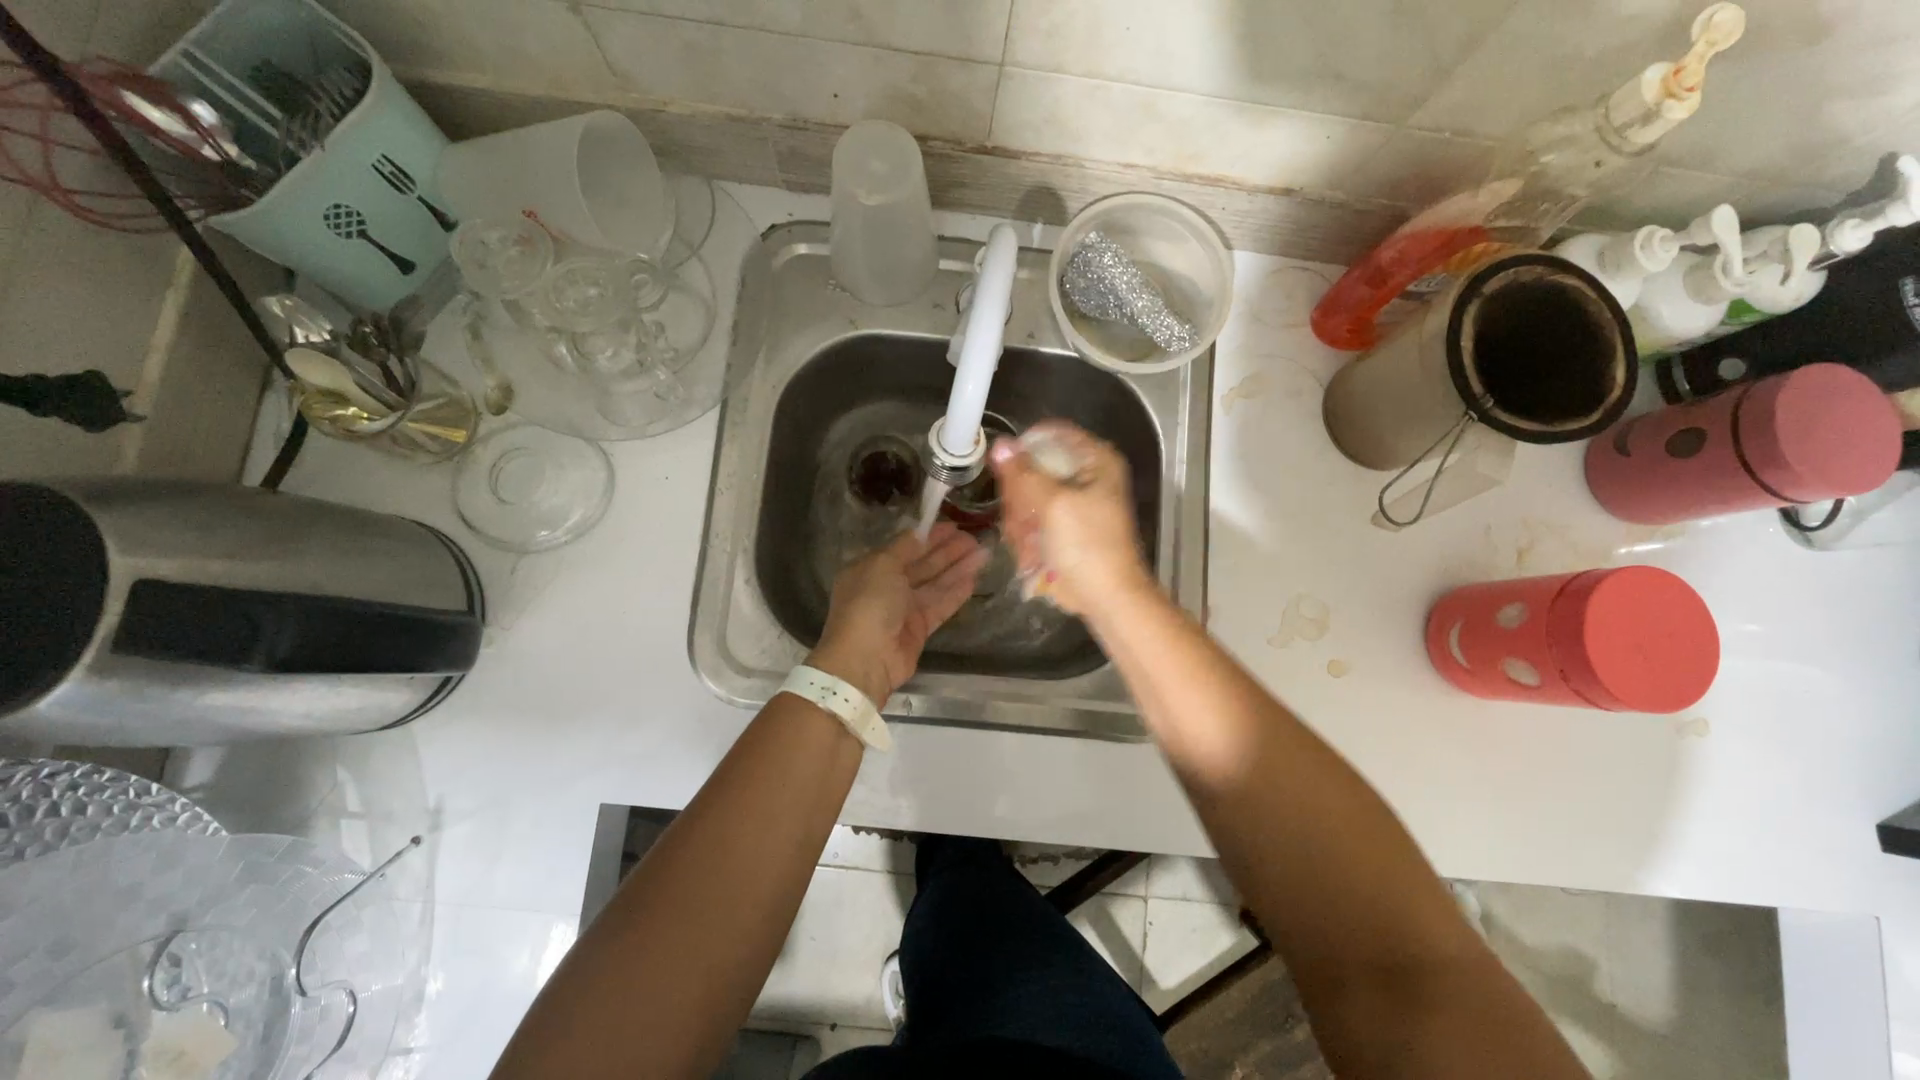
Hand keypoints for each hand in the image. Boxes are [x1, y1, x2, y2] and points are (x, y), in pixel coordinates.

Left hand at [808, 521, 987, 704]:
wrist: (865, 658)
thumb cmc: (868, 604)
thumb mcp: (882, 565)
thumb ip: (904, 547)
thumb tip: (919, 533)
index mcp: (871, 569)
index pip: (904, 547)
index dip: (929, 536)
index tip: (953, 526)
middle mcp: (886, 587)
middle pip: (922, 565)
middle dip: (947, 551)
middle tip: (974, 538)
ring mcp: (903, 610)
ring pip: (935, 584)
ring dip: (957, 568)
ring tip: (983, 553)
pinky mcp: (918, 629)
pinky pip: (940, 605)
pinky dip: (955, 592)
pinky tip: (974, 578)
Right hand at [989, 421, 1153, 616]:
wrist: (1105, 597)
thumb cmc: (1088, 547)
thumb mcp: (1054, 505)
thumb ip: (1024, 473)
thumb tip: (1001, 444)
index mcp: (1096, 461)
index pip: (1052, 434)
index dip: (1026, 446)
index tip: (1006, 468)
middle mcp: (1085, 477)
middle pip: (1033, 468)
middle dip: (1022, 497)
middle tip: (1024, 517)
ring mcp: (1071, 504)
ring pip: (1026, 497)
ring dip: (1022, 522)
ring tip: (1031, 542)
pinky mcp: (1060, 528)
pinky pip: (1030, 520)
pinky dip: (1027, 537)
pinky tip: (1032, 553)